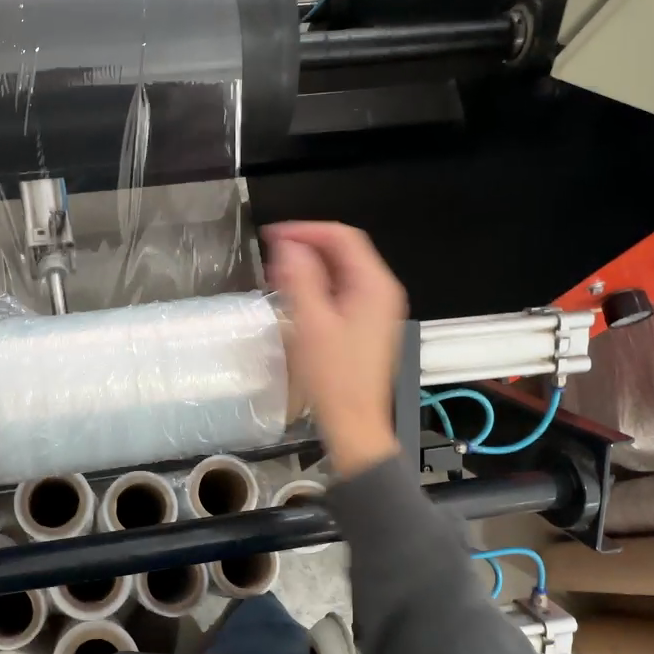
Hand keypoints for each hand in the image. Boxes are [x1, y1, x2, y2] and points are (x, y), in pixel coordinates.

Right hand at [264, 221, 406, 475]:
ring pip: (341, 274)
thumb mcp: (310, 323)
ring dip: (309, 269)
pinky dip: (317, 289)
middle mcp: (381, 293)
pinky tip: (295, 299)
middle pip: (343, 252)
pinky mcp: (366, 327)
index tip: (274, 236)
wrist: (353, 422)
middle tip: (272, 257)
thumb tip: (288, 247)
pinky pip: (342, 294)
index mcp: (374, 286)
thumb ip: (299, 279)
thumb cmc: (334, 378)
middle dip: (306, 248)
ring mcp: (376, 311)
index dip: (306, 230)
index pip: (342, 237)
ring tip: (277, 277)